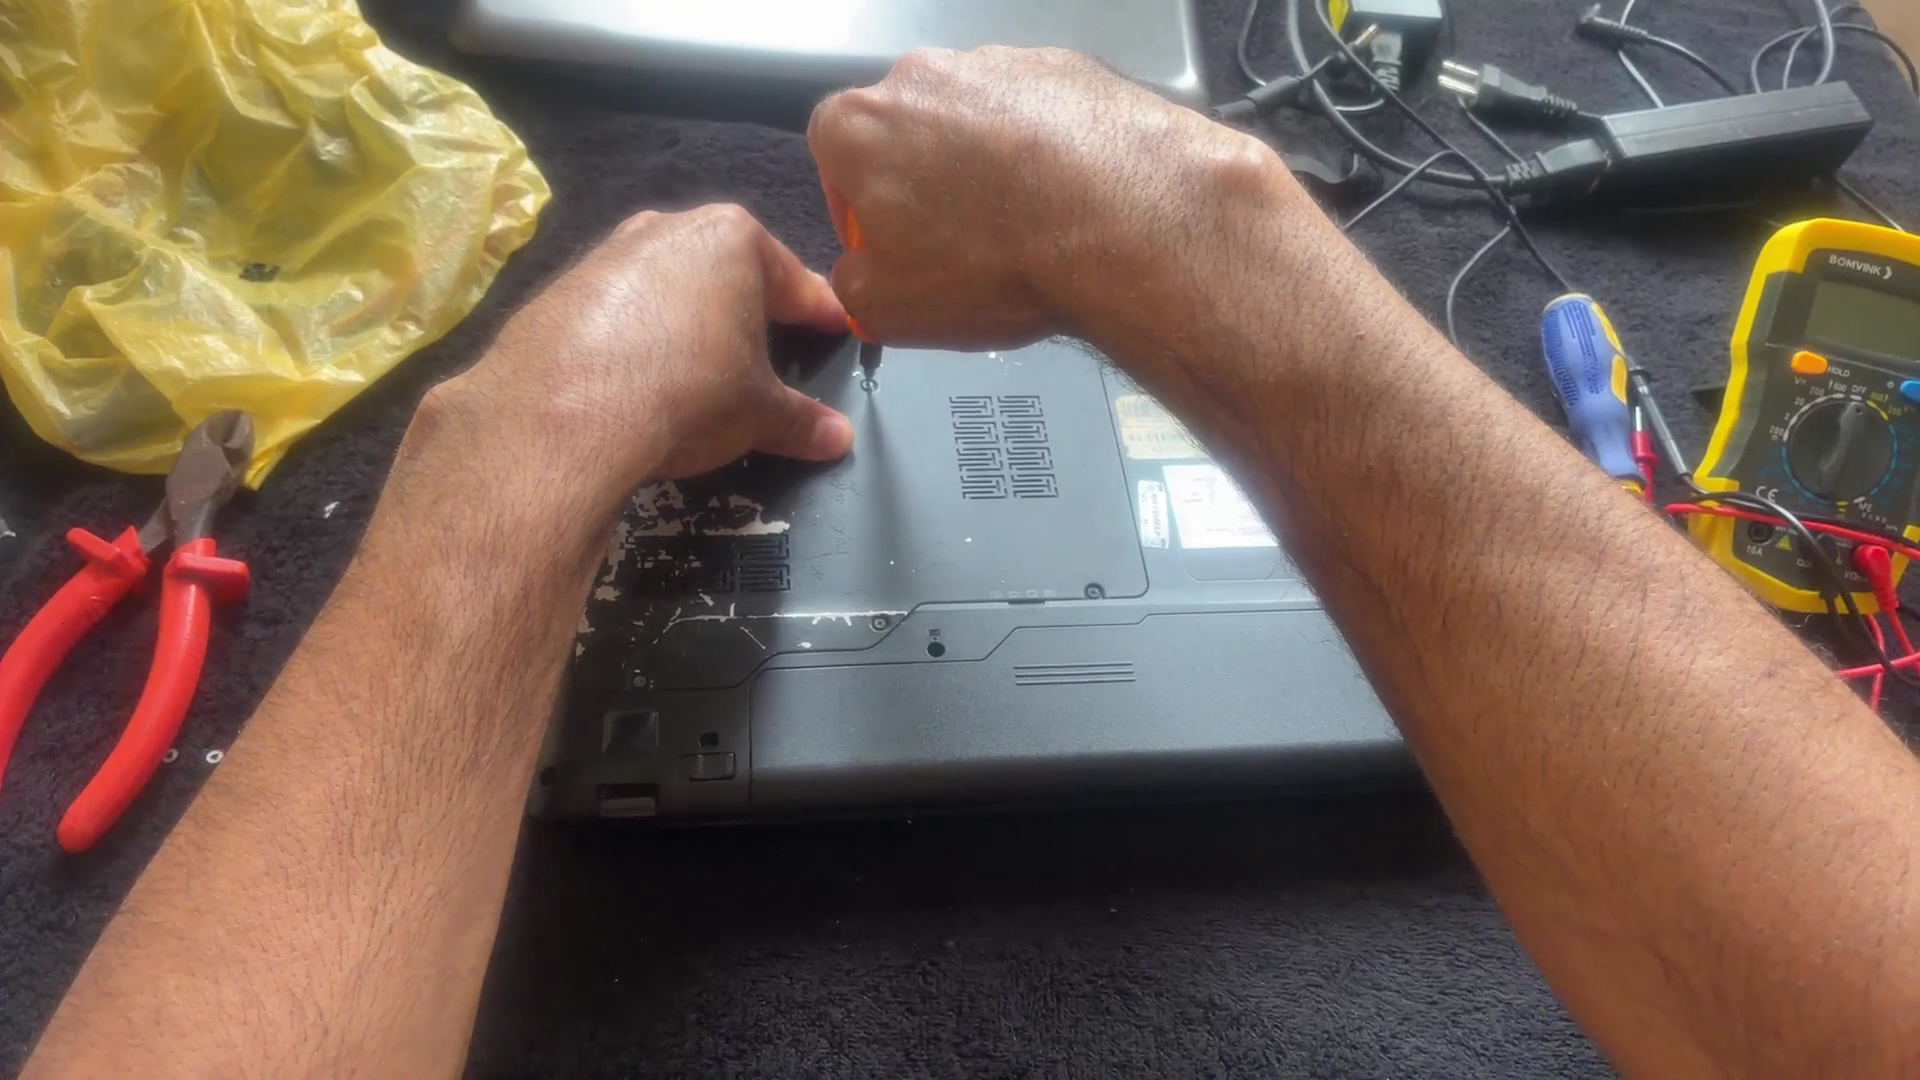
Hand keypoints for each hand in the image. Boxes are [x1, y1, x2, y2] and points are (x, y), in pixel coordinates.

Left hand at [435, 205, 855, 495]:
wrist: (564, 414)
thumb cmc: (692, 392)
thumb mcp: (759, 413)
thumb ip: (802, 420)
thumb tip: (840, 438)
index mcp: (733, 241)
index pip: (797, 282)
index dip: (823, 313)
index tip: (839, 329)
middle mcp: (671, 230)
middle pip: (731, 272)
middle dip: (754, 308)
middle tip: (771, 347)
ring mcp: (611, 254)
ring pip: (674, 284)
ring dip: (695, 319)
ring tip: (704, 366)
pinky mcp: (564, 288)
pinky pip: (625, 308)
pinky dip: (644, 335)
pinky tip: (645, 375)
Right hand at [808, 46, 1280, 347]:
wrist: (1115, 223)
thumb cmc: (992, 262)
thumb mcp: (884, 310)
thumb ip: (850, 286)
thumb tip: (862, 274)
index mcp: (860, 125)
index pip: (831, 158)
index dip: (854, 211)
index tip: (884, 247)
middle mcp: (922, 78)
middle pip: (903, 137)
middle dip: (918, 191)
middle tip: (950, 250)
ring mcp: (996, 66)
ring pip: (969, 127)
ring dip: (978, 175)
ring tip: (1012, 234)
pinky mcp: (1062, 70)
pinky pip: (1032, 121)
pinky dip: (1036, 160)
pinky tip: (1055, 208)